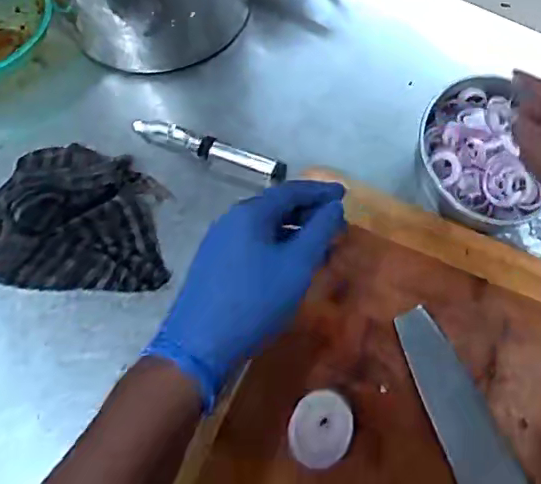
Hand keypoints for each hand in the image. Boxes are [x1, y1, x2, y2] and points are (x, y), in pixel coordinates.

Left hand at [143, 180, 346, 408]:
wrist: (196, 350)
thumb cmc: (254, 302)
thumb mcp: (297, 266)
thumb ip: (319, 231)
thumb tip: (334, 207)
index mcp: (250, 212)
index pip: (292, 190)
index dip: (321, 191)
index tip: (343, 194)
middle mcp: (232, 219)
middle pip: (277, 206)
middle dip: (308, 212)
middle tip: (334, 223)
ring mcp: (219, 242)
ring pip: (265, 226)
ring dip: (293, 231)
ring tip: (316, 246)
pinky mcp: (213, 265)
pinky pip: (253, 243)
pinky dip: (276, 245)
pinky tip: (288, 265)